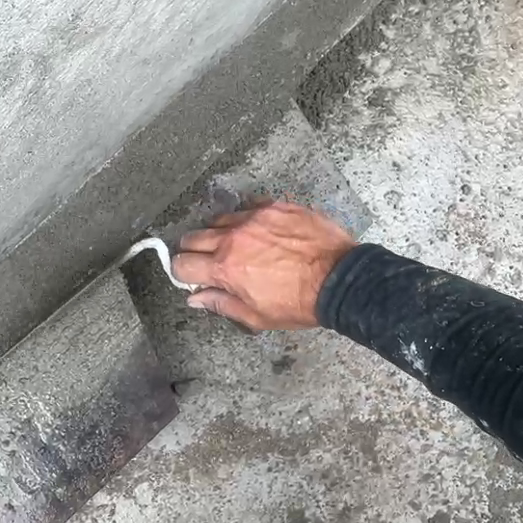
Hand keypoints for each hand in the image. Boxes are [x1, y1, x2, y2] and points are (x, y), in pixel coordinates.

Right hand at [171, 202, 355, 330]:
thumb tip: (195, 298)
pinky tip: (259, 231)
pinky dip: (247, 218)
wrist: (340, 280)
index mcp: (225, 269)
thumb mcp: (257, 316)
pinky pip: (248, 206)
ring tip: (237, 244)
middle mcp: (233, 239)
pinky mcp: (274, 207)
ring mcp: (254, 218)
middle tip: (208, 260)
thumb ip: (221, 304)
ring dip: (220, 233)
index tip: (189, 275)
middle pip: (192, 237)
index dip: (181, 271)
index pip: (181, 264)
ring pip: (218, 219)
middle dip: (194, 250)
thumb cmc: (301, 302)